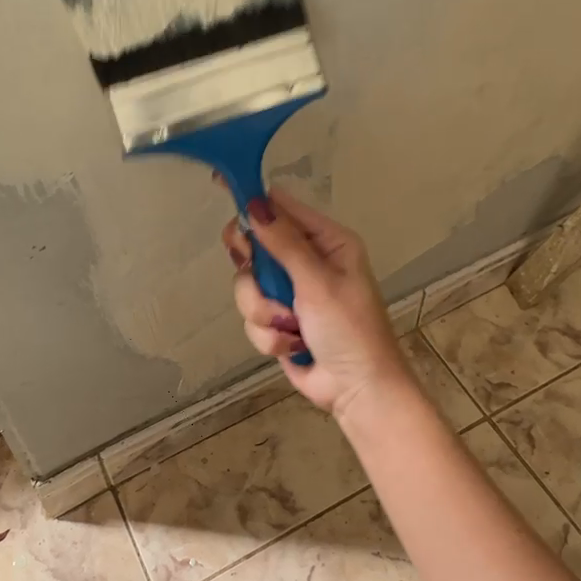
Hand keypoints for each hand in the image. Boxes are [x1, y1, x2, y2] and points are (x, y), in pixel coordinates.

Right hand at [221, 187, 412, 422]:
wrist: (358, 391)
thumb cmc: (350, 329)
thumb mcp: (318, 282)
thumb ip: (283, 244)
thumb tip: (254, 204)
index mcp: (327, 241)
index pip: (282, 207)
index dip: (253, 201)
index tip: (222, 189)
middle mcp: (306, 261)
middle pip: (255, 246)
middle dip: (254, 272)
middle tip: (261, 281)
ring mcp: (290, 292)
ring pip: (247, 286)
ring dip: (265, 312)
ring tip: (291, 328)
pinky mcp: (278, 322)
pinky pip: (252, 317)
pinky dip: (269, 335)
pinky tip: (293, 347)